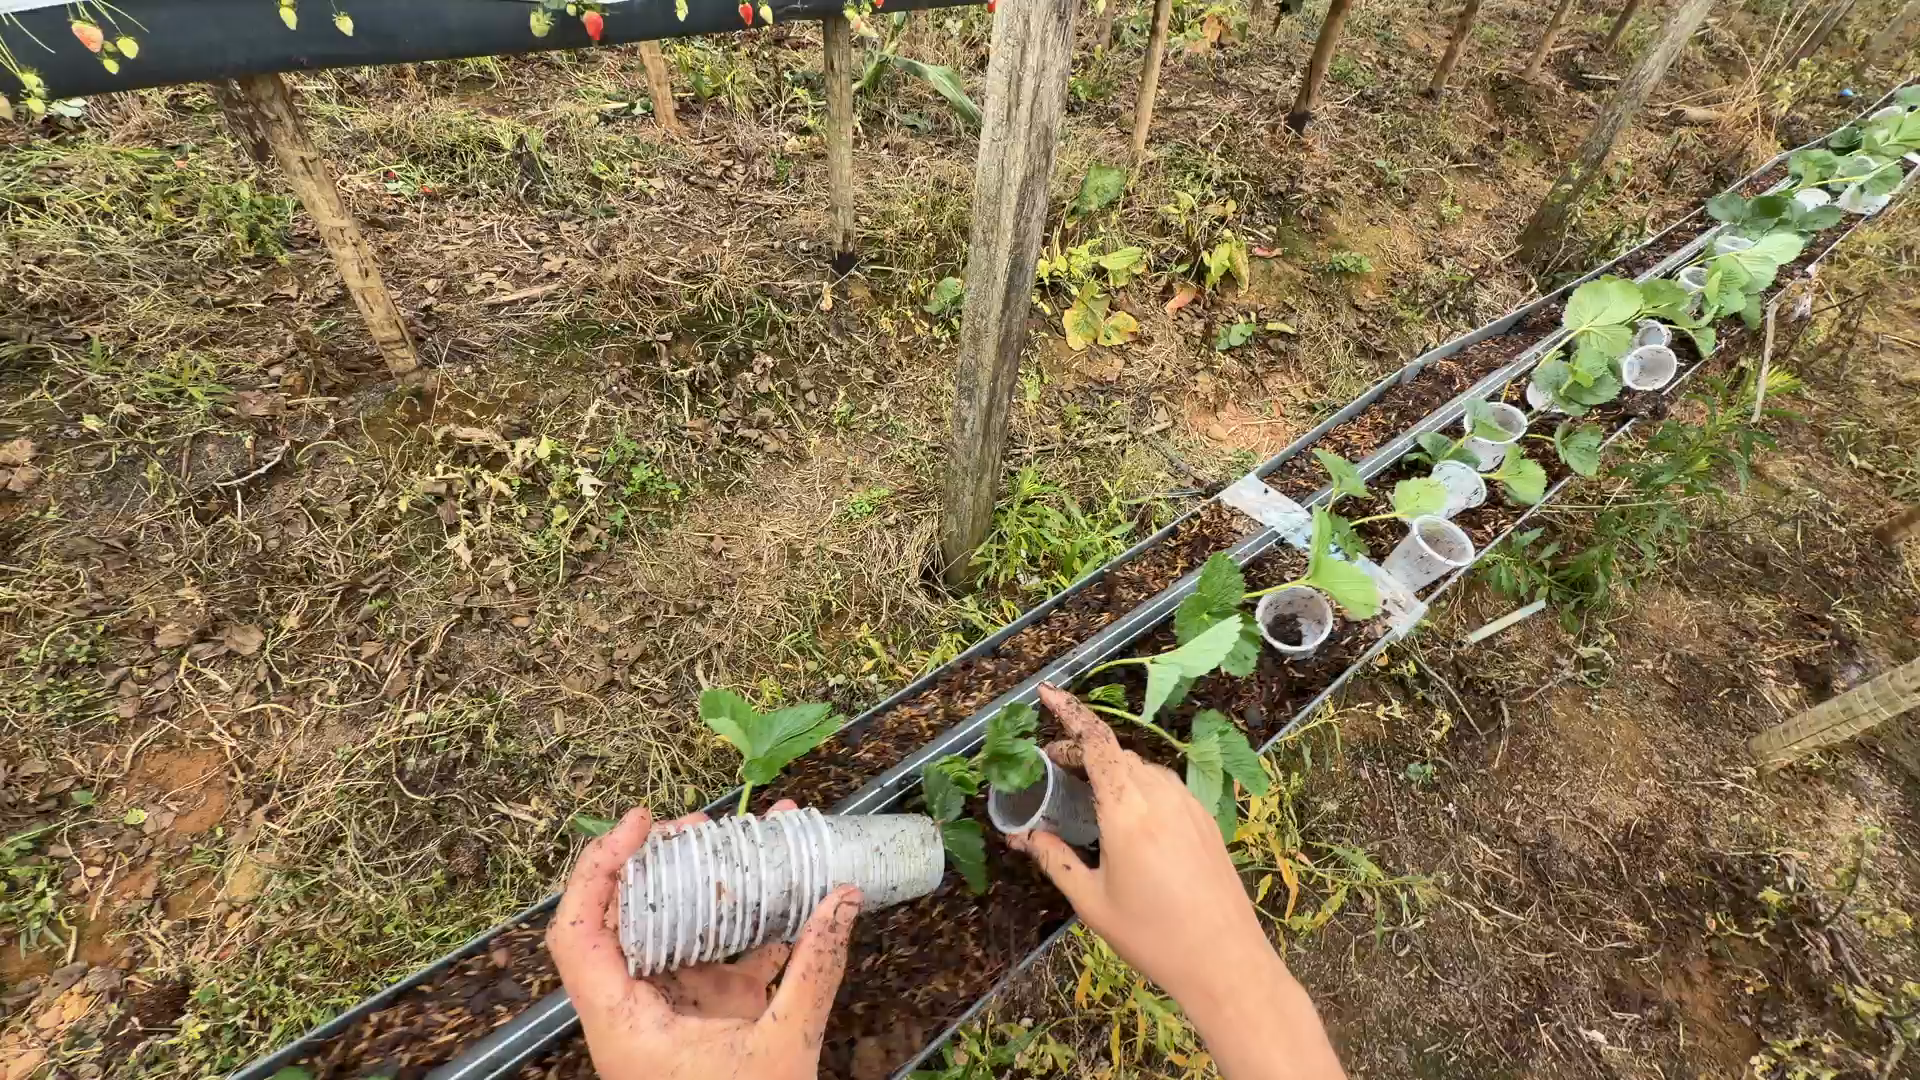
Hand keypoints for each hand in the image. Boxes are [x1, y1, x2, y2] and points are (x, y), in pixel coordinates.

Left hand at [547, 802, 863, 1079]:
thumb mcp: (784, 1050)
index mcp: (626, 1023)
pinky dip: (749, 918)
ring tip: (741, 840)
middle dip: (659, 861)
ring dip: (706, 883)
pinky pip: (719, 951)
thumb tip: (845, 896)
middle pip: (624, 919)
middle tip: (701, 824)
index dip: (597, 869)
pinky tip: (785, 892)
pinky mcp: (710, 1014)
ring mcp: (675, 1010)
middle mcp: (639, 1010)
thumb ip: (814, 970)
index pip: (580, 934)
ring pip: (673, 929)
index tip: (640, 821)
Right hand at [1011, 684, 1270, 1008]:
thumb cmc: (1153, 936)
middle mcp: (1159, 795)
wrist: (1228, 964)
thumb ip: (1054, 859)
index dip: (1069, 712)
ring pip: (1139, 767)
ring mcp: (1187, 804)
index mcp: (1127, 811)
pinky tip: (1128, 817)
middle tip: (1054, 771)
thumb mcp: (1092, 902)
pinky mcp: (1204, 818)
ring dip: (1109, 768)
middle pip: (1114, 752)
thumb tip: (1021, 835)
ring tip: (1087, 795)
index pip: (1096, 742)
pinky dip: (1136, 784)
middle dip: (1079, 751)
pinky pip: (1162, 785)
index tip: (1046, 693)